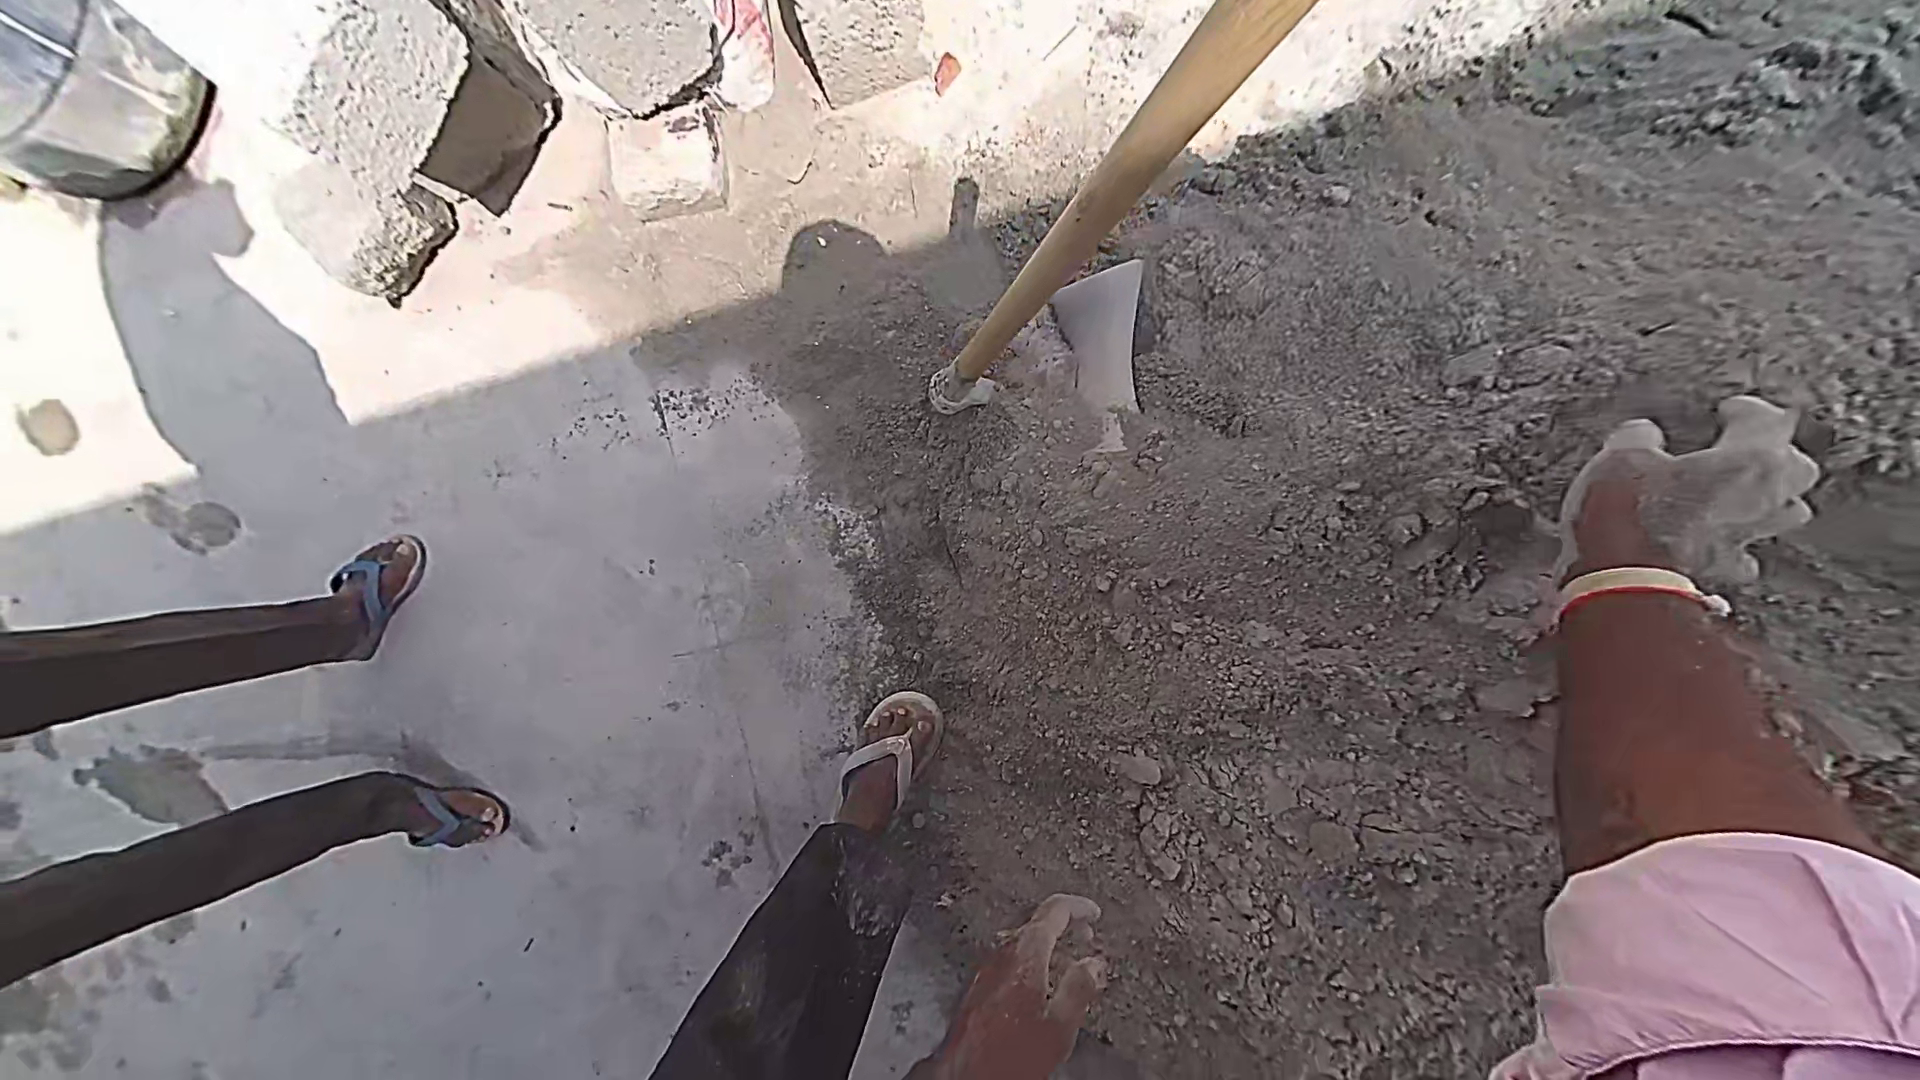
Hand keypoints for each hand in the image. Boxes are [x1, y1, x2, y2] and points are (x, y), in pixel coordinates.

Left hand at [909, 895, 1107, 1079]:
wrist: (966, 1073)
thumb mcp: (1058, 1027)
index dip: (1078, 908)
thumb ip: (1079, 989)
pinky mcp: (982, 981)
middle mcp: (1004, 950)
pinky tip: (1042, 980)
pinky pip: (1012, 955)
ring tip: (1069, 960)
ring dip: (1049, 942)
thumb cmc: (1010, 1053)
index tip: (1094, 913)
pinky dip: (1033, 956)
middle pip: (1037, 921)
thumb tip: (1095, 963)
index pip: (1054, 910)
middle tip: (1086, 936)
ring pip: (1024, 939)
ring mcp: (989, 964)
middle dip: (1065, 924)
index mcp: (1026, 952)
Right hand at [1556, 396, 1818, 584]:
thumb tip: (1641, 433)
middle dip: (1771, 455)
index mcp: (1751, 460)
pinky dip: (1733, 540)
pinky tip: (1716, 539)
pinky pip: (1744, 549)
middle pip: (1792, 467)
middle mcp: (1767, 495)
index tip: (1731, 408)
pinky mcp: (1725, 563)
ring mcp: (1750, 533)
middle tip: (1742, 449)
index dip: (1746, 410)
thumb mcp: (1616, 458)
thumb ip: (1636, 437)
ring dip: (1764, 498)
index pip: (1767, 421)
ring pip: (1781, 508)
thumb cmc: (1626, 513)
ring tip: (1738, 493)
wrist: (1618, 573)